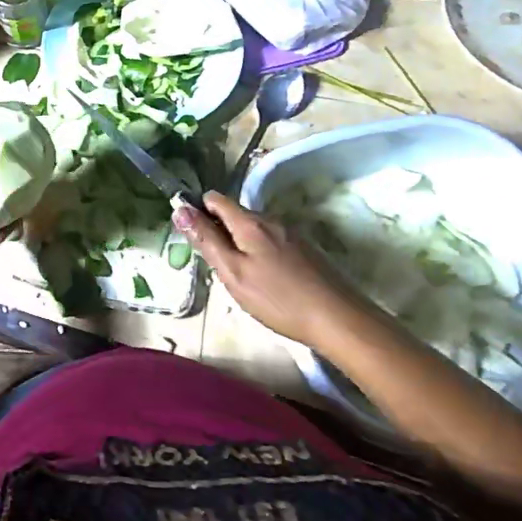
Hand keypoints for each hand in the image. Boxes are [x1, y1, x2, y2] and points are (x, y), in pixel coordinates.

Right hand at [172, 191, 364, 347]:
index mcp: (249, 222)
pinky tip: (266, 281)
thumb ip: (206, 239)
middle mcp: (271, 220)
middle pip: (234, 214)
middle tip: (215, 265)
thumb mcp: (233, 272)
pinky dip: (259, 253)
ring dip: (239, 244)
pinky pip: (272, 242)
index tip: (191, 235)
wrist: (342, 321)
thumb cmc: (279, 299)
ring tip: (239, 277)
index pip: (214, 198)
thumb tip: (179, 208)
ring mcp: (292, 234)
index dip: (197, 210)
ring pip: (253, 230)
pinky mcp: (307, 251)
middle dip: (218, 230)